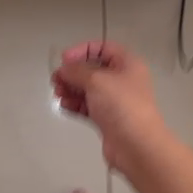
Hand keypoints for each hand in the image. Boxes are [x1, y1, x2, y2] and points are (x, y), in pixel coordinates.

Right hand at [52, 40, 169, 174]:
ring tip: (58, 94)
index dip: (82, 51)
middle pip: (93, 70)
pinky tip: (64, 106)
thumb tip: (65, 68)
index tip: (64, 59)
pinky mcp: (107, 119)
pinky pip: (88, 107)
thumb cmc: (120, 105)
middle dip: (73, 73)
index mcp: (127, 64)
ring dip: (71, 89)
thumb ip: (76, 70)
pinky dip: (75, 105)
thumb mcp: (97, 80)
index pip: (103, 48)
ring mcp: (114, 101)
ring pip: (88, 90)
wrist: (135, 144)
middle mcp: (122, 80)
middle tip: (56, 80)